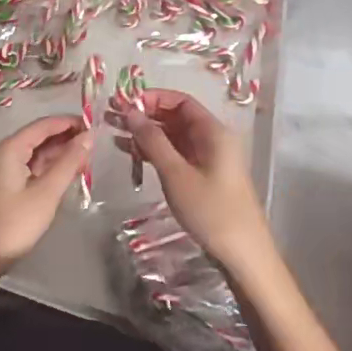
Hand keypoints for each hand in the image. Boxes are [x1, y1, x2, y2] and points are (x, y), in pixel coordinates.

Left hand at [0, 115, 91, 276]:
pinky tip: (70, 171)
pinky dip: (50, 166)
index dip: (69, 122)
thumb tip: (89, 136)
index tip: (96, 124)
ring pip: (36, 152)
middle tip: (97, 144)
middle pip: (39, 136)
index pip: (43, 125)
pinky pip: (31, 166)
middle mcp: (4, 152)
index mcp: (9, 148)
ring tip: (89, 157)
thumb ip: (69, 162)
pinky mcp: (6, 183)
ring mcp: (3, 168)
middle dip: (67, 137)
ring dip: (61, 153)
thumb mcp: (47, 192)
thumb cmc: (15, 223)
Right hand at [116, 88, 271, 268]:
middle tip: (110, 115)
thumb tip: (130, 112)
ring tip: (112, 132)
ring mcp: (206, 158)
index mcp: (213, 132)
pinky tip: (129, 152)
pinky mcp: (200, 175)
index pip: (180, 101)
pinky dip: (152, 150)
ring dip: (144, 132)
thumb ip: (152, 141)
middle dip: (143, 114)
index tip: (121, 101)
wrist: (241, 252)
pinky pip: (173, 153)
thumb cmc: (211, 210)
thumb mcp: (176, 173)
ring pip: (171, 135)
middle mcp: (211, 139)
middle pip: (174, 116)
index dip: (151, 97)